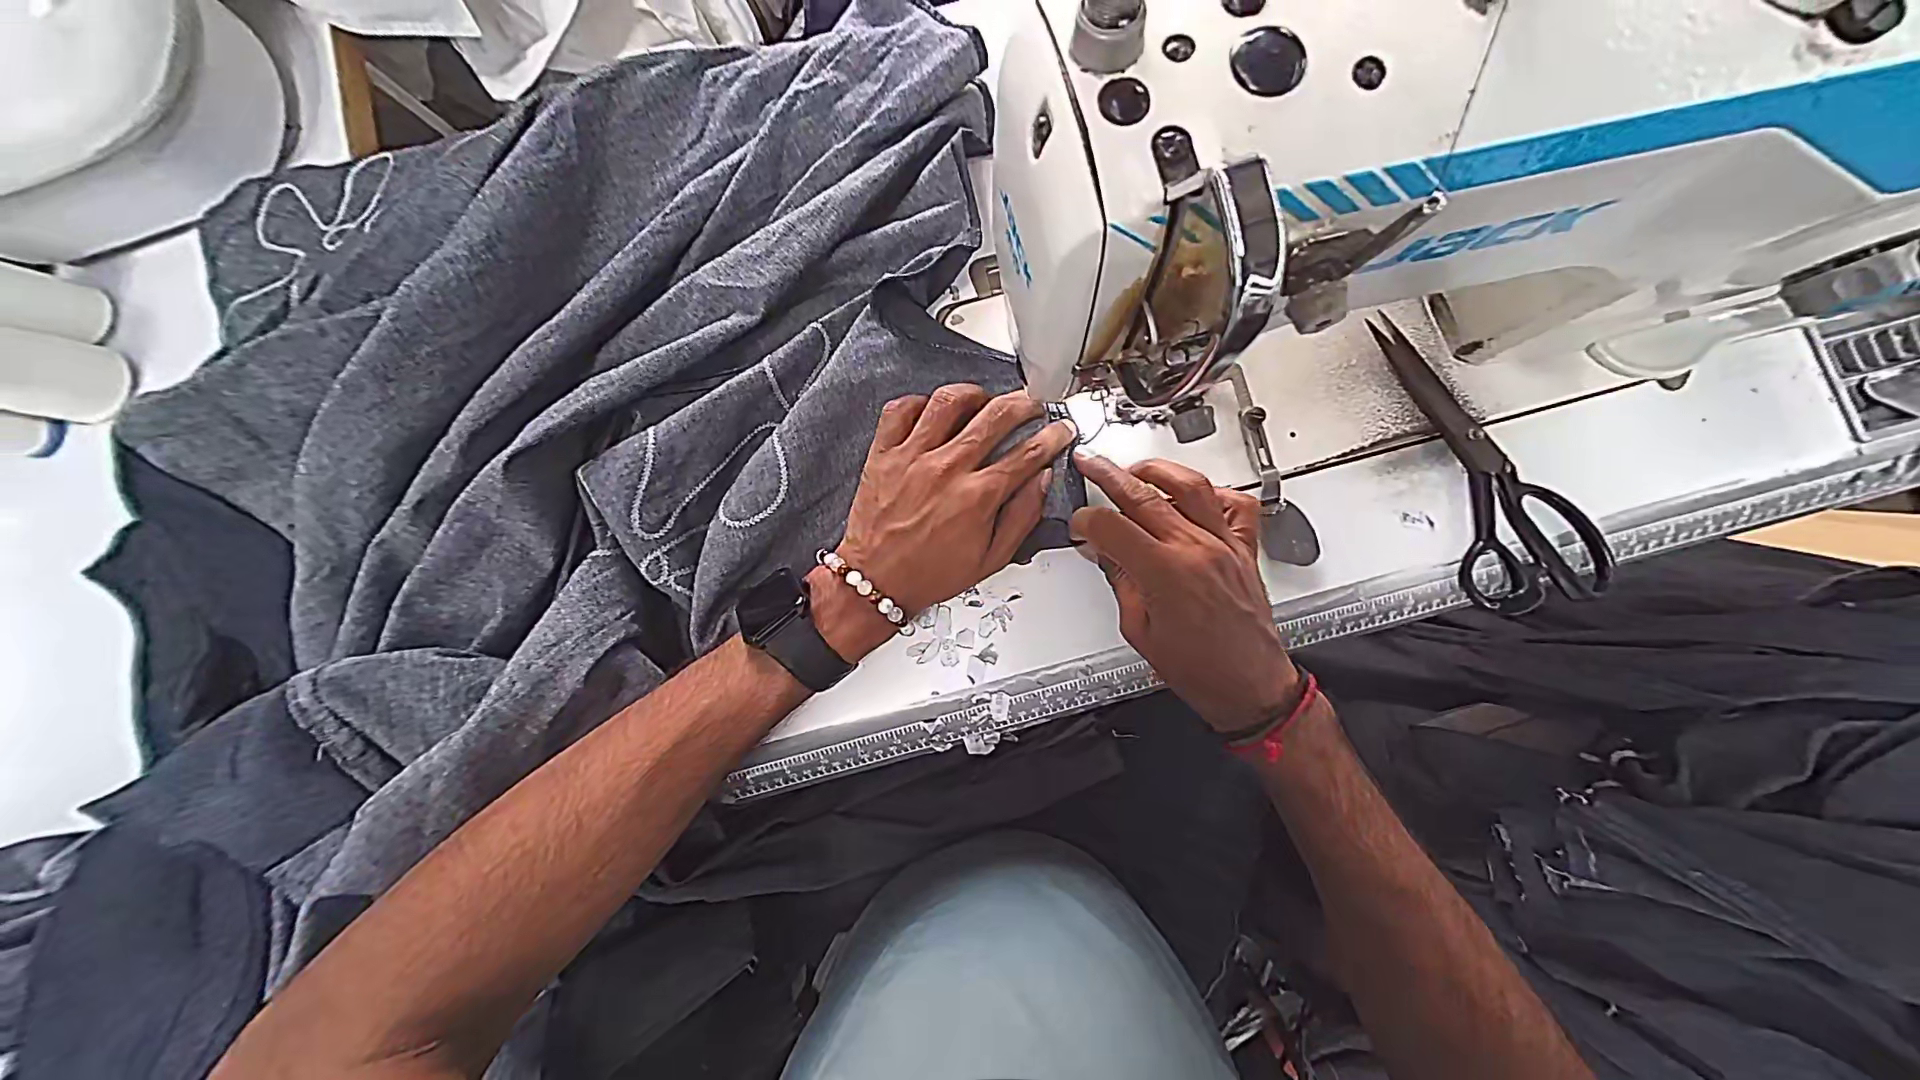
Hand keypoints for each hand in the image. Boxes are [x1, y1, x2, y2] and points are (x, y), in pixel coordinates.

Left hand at [808, 385, 1076, 662]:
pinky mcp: (884, 454)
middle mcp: (947, 469)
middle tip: (1030, 405)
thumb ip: (1023, 516)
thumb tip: (1042, 481)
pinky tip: (933, 410)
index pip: (1028, 452)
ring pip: (949, 401)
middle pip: (996, 415)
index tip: (1059, 430)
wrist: (877, 581)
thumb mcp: (991, 558)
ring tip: (984, 399)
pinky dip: (920, 401)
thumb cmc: (929, 574)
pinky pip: (901, 410)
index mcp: (978, 496)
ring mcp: (912, 457)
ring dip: (975, 393)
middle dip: (1024, 403)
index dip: (1052, 435)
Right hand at [1070, 453, 1301, 733]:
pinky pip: (1235, 504)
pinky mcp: (1245, 549)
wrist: (1250, 687)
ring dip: (1157, 470)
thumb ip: (1120, 580)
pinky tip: (1192, 493)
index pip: (1112, 526)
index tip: (1080, 524)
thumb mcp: (1139, 629)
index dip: (1087, 520)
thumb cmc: (1202, 671)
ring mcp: (1225, 545)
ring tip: (1135, 469)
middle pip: (1143, 495)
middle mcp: (1198, 551)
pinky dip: (1212, 491)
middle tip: (1090, 463)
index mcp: (1165, 574)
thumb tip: (1104, 552)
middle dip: (1107, 474)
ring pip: (1190, 485)